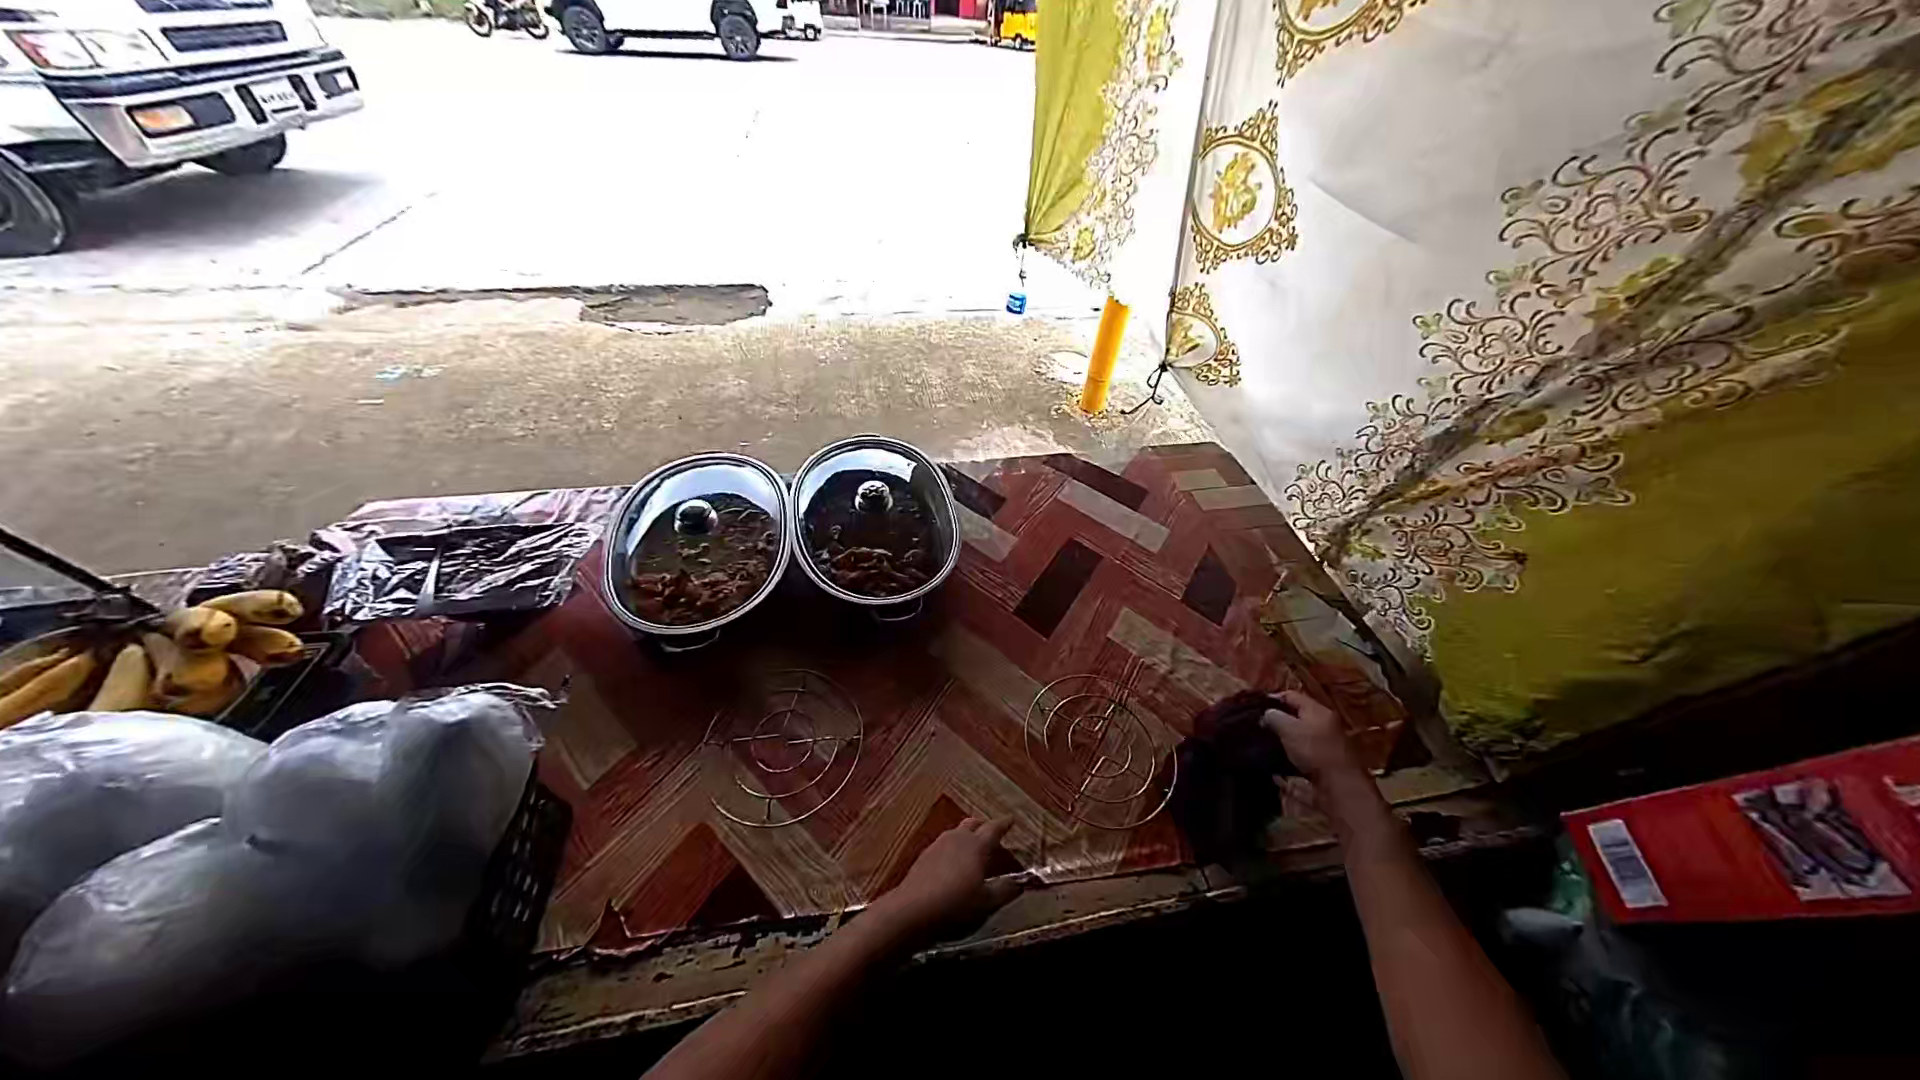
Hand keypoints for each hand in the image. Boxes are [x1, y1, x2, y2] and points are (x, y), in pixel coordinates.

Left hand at [874, 816, 1023, 942]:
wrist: (914, 908)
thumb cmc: (956, 903)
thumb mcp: (986, 902)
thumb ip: (1005, 890)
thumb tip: (1019, 883)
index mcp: (977, 845)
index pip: (994, 828)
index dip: (1004, 824)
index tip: (1012, 820)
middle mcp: (958, 838)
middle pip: (973, 824)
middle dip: (984, 825)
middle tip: (993, 832)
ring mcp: (939, 844)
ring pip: (957, 832)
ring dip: (967, 835)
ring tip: (973, 846)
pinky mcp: (925, 855)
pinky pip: (944, 843)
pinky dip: (953, 847)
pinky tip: (952, 862)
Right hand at [1260, 690, 1362, 783]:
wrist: (1338, 783)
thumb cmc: (1312, 750)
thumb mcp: (1287, 729)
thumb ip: (1274, 716)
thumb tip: (1266, 713)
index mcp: (1317, 709)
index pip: (1291, 695)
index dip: (1272, 698)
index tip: (1257, 707)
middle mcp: (1325, 720)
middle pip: (1297, 712)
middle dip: (1279, 717)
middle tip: (1262, 723)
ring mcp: (1328, 738)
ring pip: (1302, 729)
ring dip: (1287, 733)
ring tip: (1269, 739)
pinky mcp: (1328, 755)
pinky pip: (1306, 744)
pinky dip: (1294, 747)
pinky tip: (1284, 753)